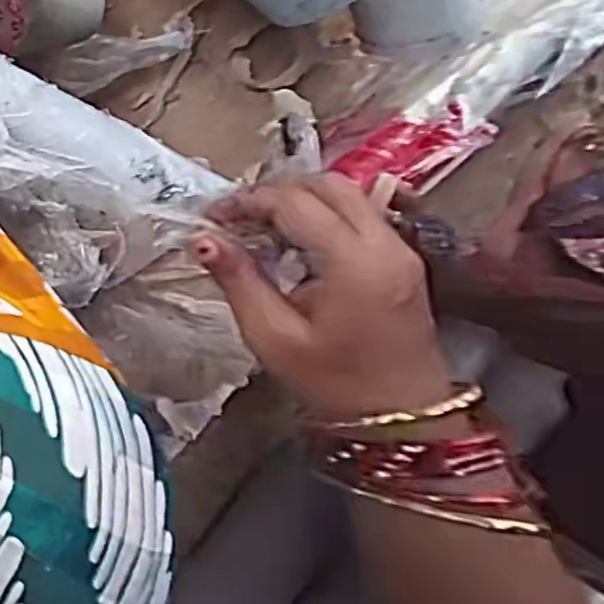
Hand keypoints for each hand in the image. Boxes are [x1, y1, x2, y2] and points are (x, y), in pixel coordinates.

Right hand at [193, 174, 453, 418]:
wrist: (402, 419)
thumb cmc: (331, 380)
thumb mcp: (271, 334)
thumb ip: (237, 279)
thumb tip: (201, 238)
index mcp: (354, 264)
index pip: (295, 203)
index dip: (248, 201)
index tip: (214, 217)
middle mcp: (385, 245)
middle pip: (327, 184)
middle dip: (275, 191)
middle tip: (238, 216)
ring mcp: (400, 250)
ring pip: (346, 192)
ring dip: (298, 197)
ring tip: (261, 225)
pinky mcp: (402, 258)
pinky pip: (358, 212)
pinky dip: (320, 211)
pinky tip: (292, 239)